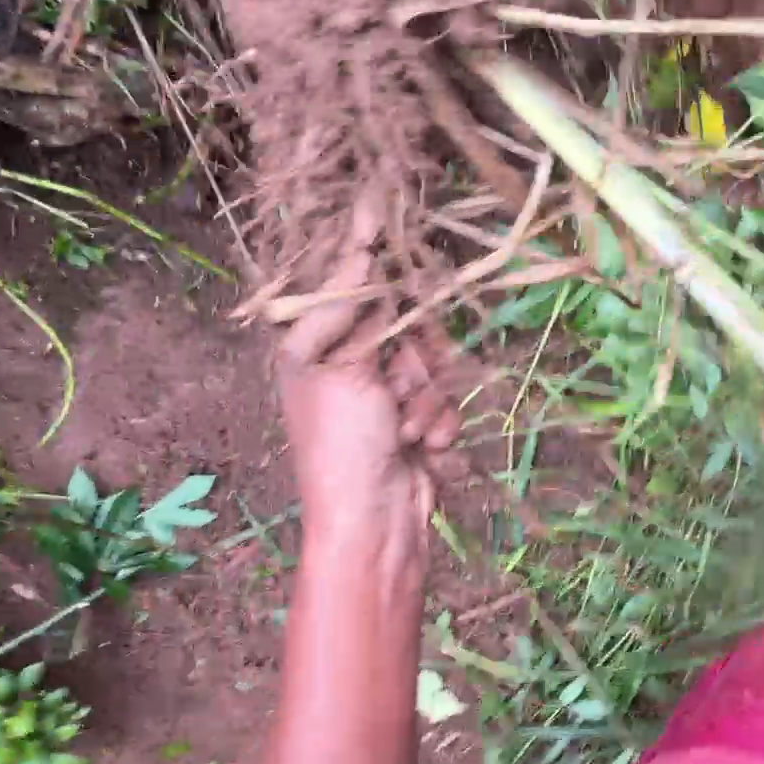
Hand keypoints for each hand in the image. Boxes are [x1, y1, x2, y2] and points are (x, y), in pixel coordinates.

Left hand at [276, 215, 457, 574]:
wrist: (375, 520)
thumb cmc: (342, 442)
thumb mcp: (335, 366)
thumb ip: (352, 306)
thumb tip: (361, 245)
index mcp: (316, 343)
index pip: (356, 288)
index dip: (382, 272)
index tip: (403, 243)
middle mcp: (353, 364)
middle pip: (409, 326)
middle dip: (416, 362)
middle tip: (400, 389)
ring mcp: (389, 396)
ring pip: (435, 367)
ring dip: (430, 402)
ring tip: (409, 434)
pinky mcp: (420, 422)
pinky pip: (447, 403)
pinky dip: (440, 427)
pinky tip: (424, 450)